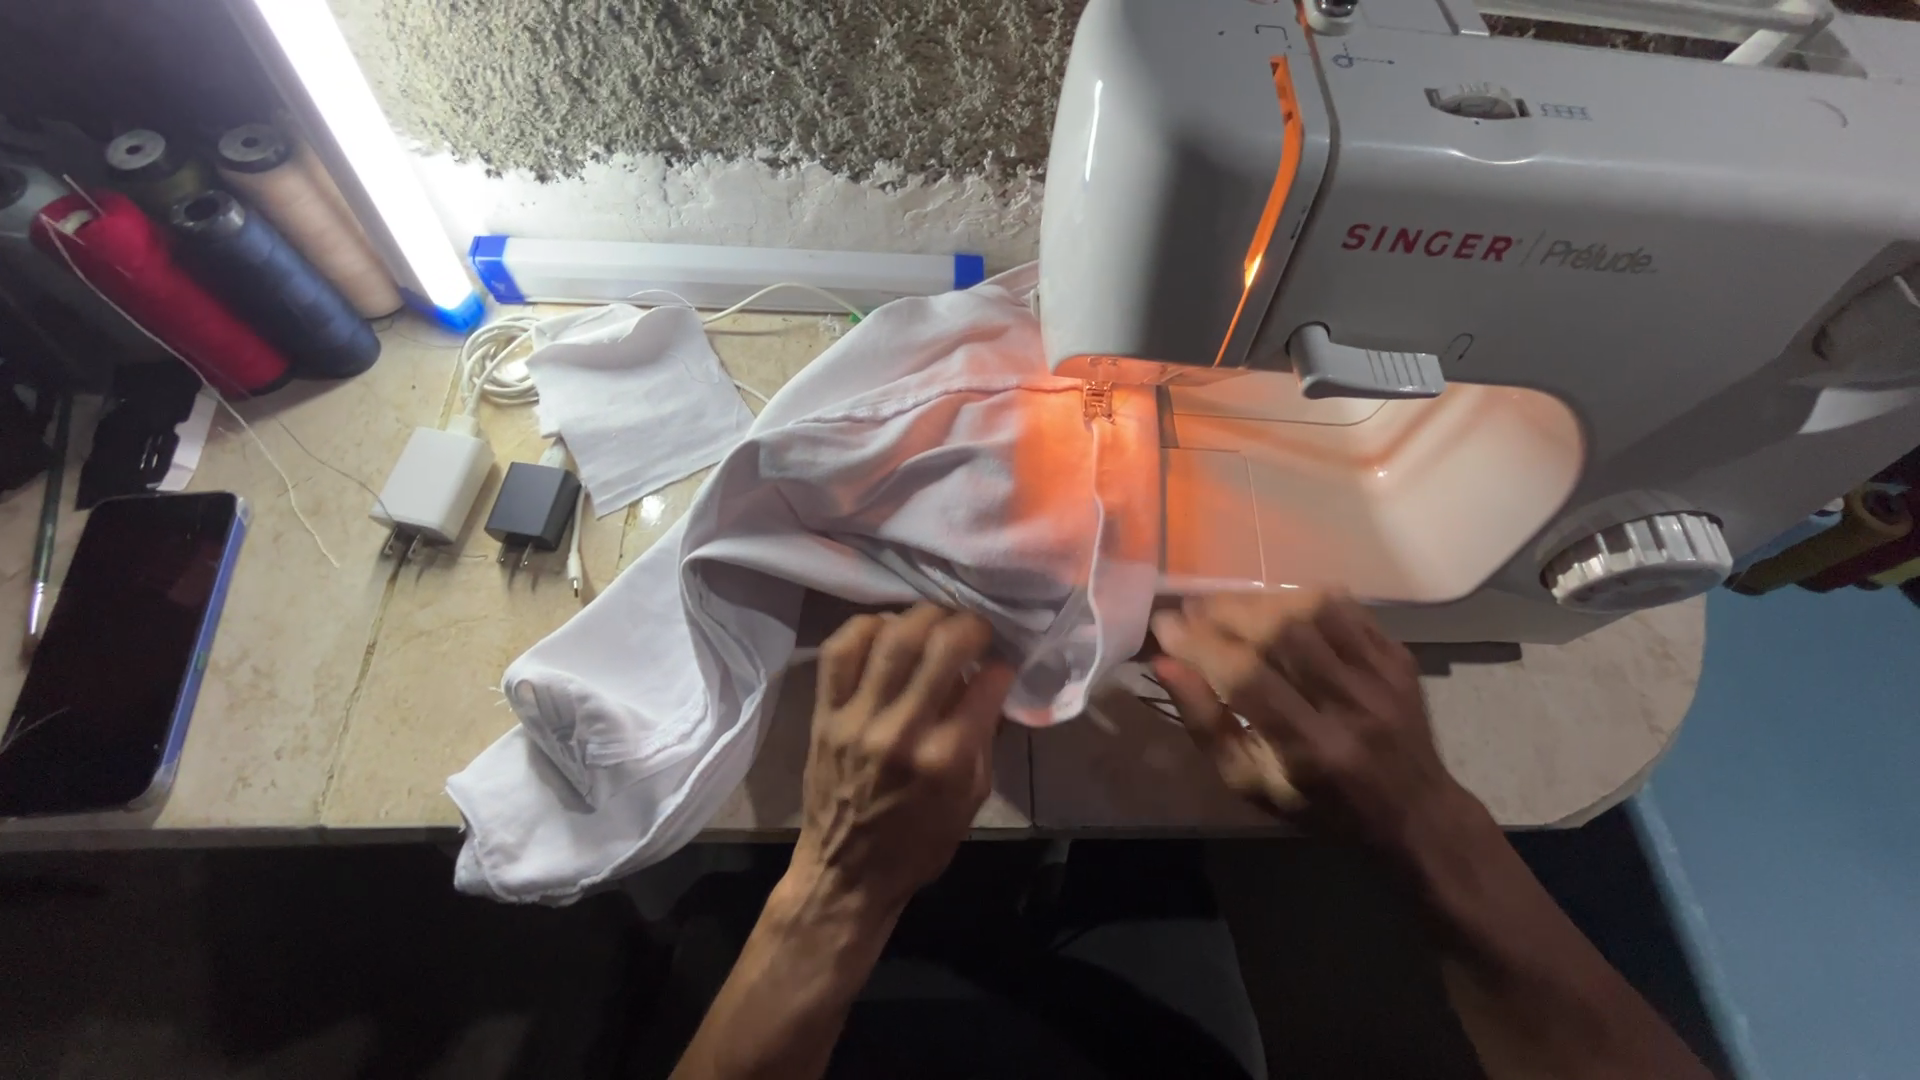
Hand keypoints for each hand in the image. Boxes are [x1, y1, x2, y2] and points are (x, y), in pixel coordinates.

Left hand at [790, 603, 1015, 917]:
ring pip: (891, 637)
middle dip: (968, 625)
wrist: (846, 873)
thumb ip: (983, 738)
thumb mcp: (972, 799)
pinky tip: (887, 628)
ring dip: (922, 616)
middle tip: (975, 629)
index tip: (1002, 663)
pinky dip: (866, 627)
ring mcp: (857, 718)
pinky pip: (839, 651)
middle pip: (939, 645)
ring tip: (936, 620)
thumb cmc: (918, 843)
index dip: (1001, 665)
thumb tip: (991, 682)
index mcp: (945, 759)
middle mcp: (901, 730)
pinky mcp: (825, 714)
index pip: (984, 683)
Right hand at [1149, 593, 1471, 856]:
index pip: (1248, 679)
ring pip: (1314, 611)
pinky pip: (1345, 607)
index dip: (1200, 646)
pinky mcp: (1398, 657)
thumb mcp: (1249, 783)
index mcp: (1313, 749)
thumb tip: (1167, 664)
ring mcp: (1382, 676)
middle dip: (1225, 613)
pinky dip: (1300, 598)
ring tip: (1227, 606)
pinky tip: (1274, 606)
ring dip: (1258, 600)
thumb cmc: (1317, 805)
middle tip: (1191, 609)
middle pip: (1283, 634)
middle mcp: (1353, 706)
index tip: (1164, 627)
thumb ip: (1206, 724)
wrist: (1414, 812)